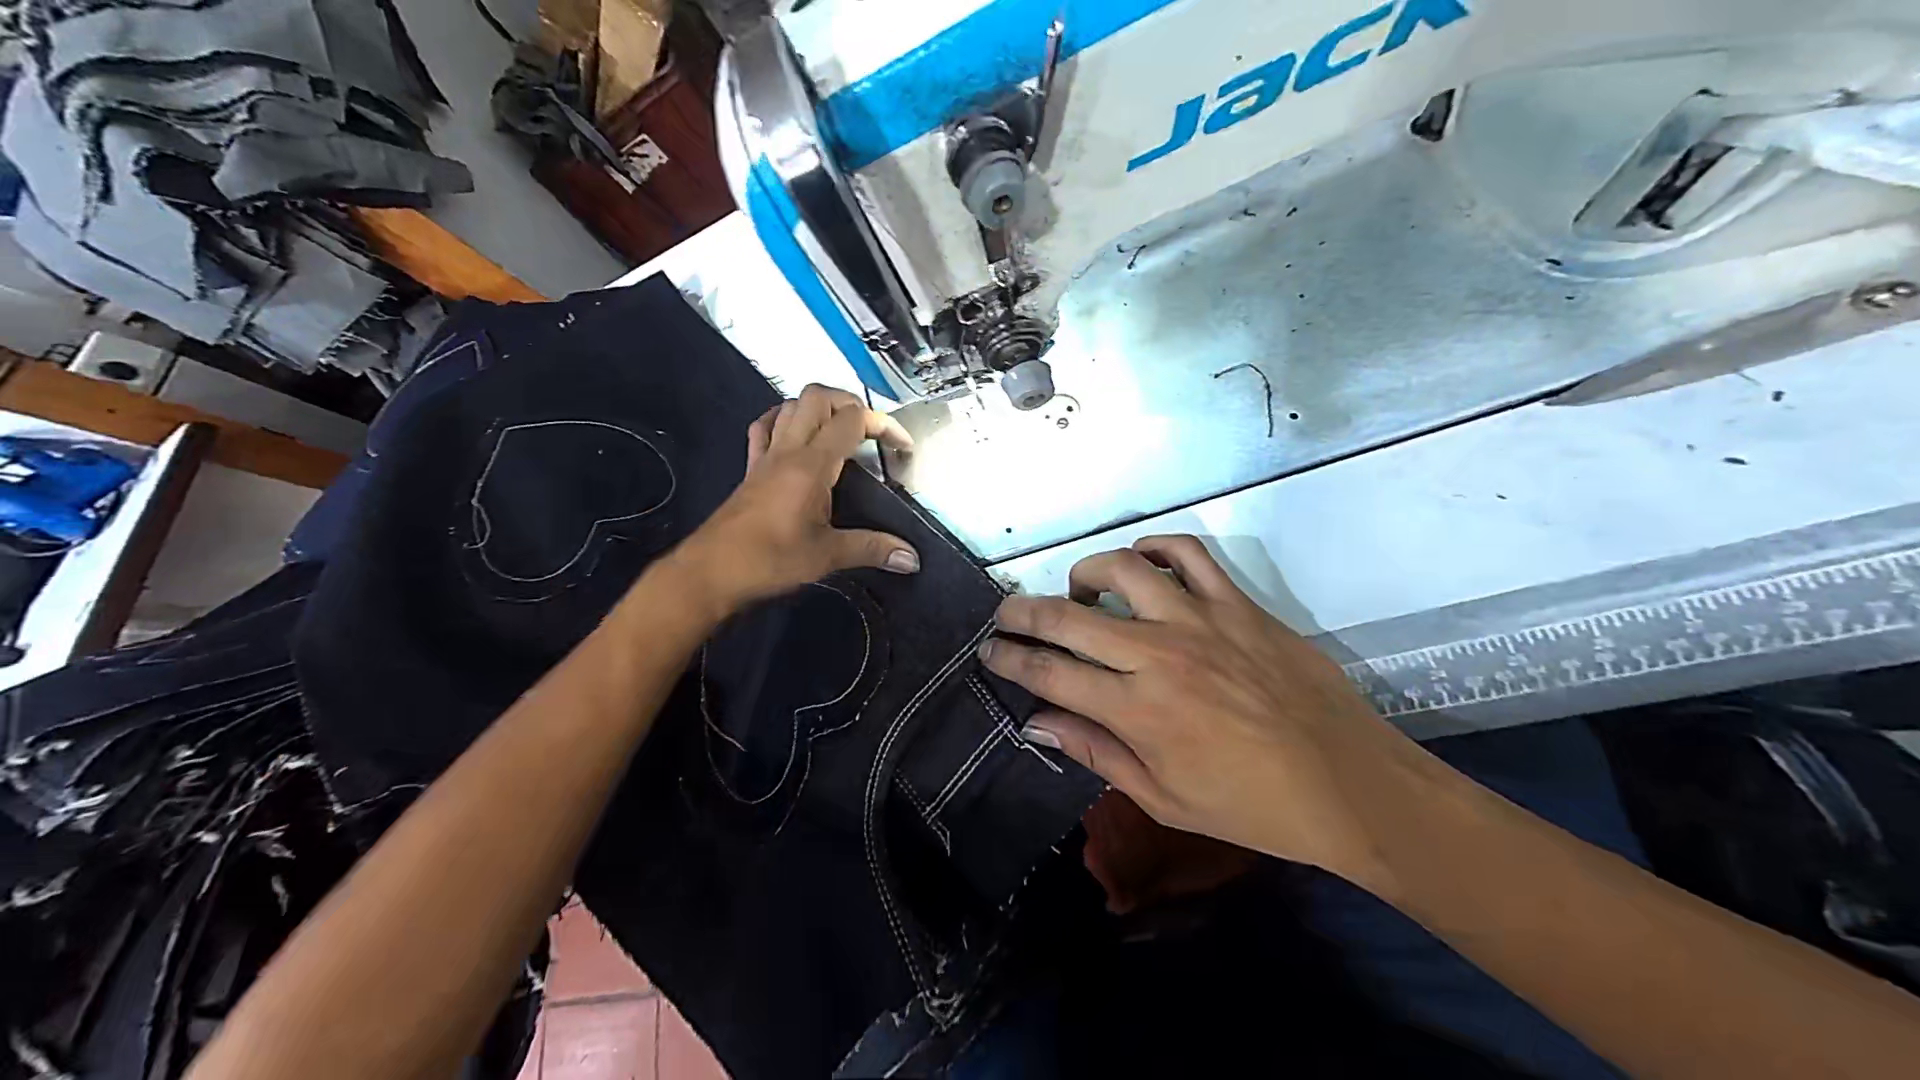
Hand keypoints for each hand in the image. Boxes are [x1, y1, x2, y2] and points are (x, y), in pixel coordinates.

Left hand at [665, 385, 918, 617]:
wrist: (711, 571)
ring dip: (819, 408)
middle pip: (818, 397)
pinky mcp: (750, 468)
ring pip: (790, 405)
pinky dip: (784, 420)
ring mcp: (765, 456)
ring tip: (840, 433)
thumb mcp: (827, 556)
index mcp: (811, 465)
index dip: (883, 425)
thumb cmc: (770, 561)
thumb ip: (872, 549)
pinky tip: (796, 437)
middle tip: (870, 433)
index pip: (851, 420)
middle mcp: (788, 450)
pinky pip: (765, 427)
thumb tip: (912, 559)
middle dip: (850, 403)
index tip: (902, 448)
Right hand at [979, 535, 1422, 882]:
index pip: (1049, 672)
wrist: (1348, 785)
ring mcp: (1200, 620)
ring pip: (1122, 569)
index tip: (988, 651)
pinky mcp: (1238, 604)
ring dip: (1084, 574)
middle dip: (1020, 612)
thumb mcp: (1163, 799)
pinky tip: (1143, 565)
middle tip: (1005, 614)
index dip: (1009, 659)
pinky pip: (1188, 554)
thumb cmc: (1250, 805)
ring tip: (1079, 592)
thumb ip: (1095, 752)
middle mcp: (1158, 654)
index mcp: (1137, 710)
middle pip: (1066, 616)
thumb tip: (1036, 723)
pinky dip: (1156, 549)